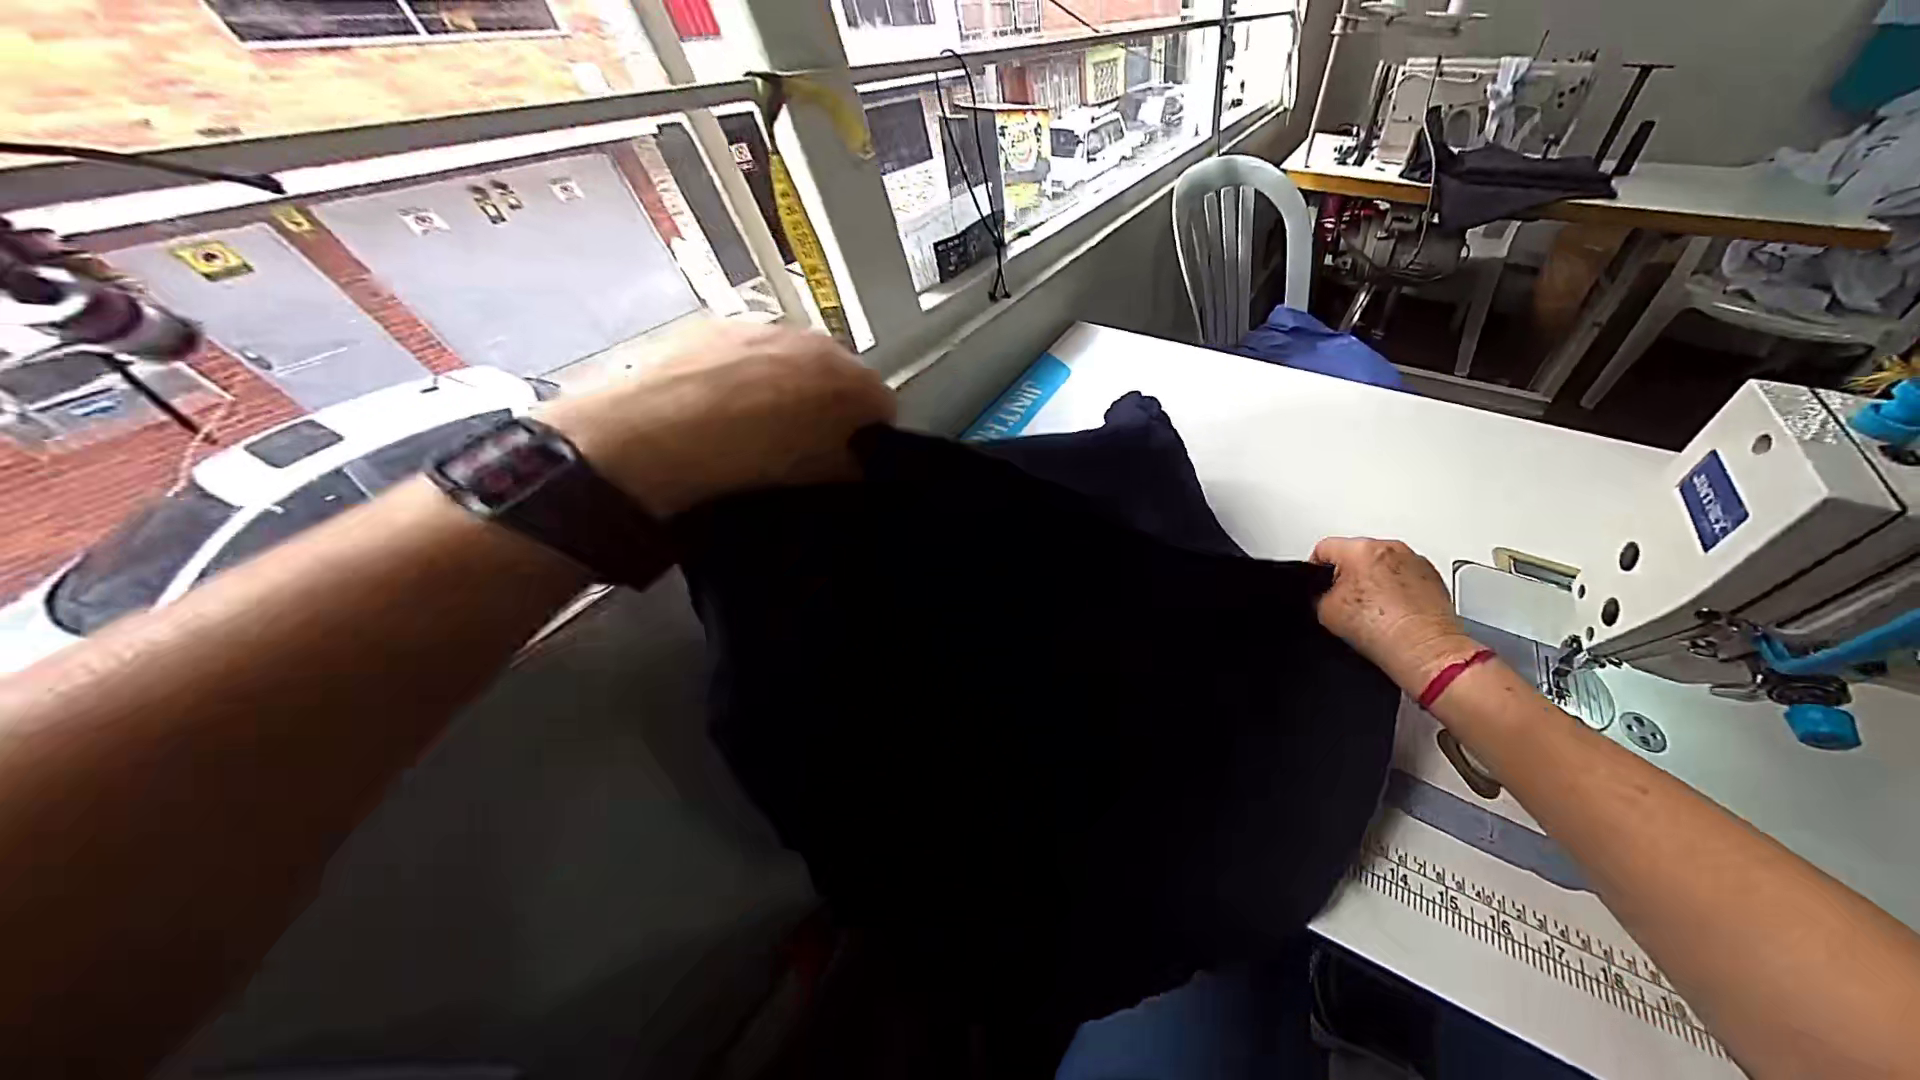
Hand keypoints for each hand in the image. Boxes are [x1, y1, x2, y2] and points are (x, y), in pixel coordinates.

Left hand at [538, 320, 894, 515]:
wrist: (651, 436)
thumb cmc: (748, 461)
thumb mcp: (817, 478)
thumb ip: (852, 465)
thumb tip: (855, 459)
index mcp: (852, 381)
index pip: (883, 408)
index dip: (869, 436)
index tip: (848, 456)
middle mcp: (817, 342)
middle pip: (839, 376)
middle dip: (829, 405)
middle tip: (800, 443)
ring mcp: (766, 327)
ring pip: (792, 359)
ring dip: (785, 386)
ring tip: (752, 425)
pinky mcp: (718, 323)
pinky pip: (748, 351)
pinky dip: (743, 373)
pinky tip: (717, 405)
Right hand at [1309, 537, 1481, 694]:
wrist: (1423, 648)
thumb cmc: (1383, 629)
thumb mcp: (1324, 611)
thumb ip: (1318, 592)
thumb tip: (1324, 591)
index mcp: (1359, 549)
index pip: (1323, 548)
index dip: (1316, 570)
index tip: (1321, 584)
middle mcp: (1389, 548)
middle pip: (1354, 553)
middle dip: (1348, 574)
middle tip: (1348, 601)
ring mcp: (1413, 560)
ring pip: (1380, 563)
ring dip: (1374, 579)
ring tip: (1374, 608)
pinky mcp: (1431, 574)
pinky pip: (1404, 574)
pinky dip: (1397, 587)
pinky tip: (1393, 610)